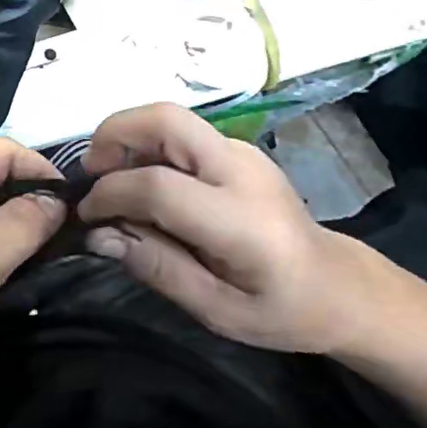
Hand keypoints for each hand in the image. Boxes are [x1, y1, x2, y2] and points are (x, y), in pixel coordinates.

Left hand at [0, 137, 66, 372]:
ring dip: (21, 220)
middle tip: (70, 228)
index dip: (42, 170)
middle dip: (34, 196)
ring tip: (54, 245)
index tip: (75, 204)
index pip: (5, 149)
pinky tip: (25, 259)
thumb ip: (29, 219)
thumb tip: (60, 202)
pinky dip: (4, 237)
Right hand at [78, 103, 384, 354]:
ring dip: (127, 137)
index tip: (87, 216)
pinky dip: (145, 145)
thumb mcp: (216, 310)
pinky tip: (140, 182)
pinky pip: (178, 132)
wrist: (339, 285)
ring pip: (169, 117)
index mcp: (241, 221)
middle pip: (165, 120)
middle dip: (114, 135)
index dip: (111, 194)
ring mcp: (240, 151)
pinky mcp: (234, 148)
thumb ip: (156, 267)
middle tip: (92, 173)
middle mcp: (241, 170)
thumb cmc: (281, 309)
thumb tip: (97, 235)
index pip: (159, 186)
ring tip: (110, 178)